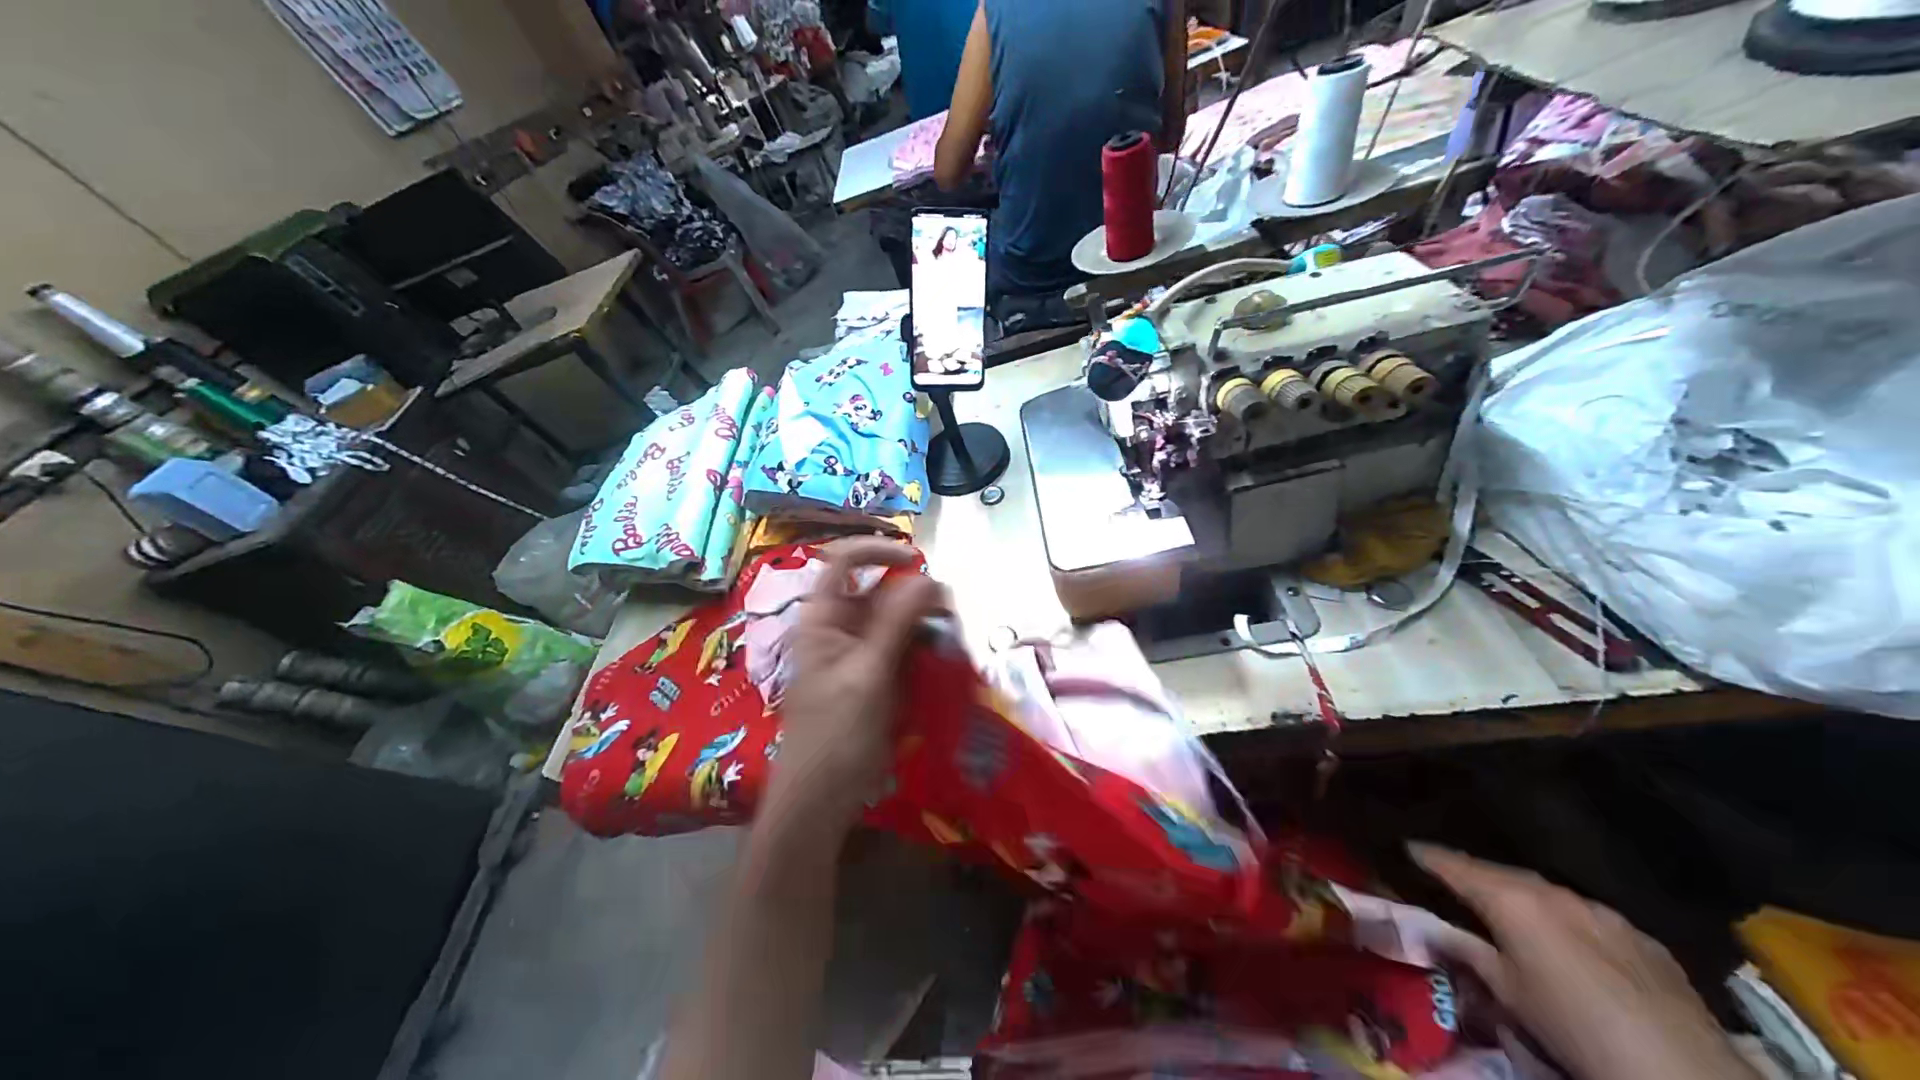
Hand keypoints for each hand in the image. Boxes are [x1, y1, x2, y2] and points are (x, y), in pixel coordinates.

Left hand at [765, 538, 942, 833]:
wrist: (820, 800)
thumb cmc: (835, 735)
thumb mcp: (867, 674)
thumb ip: (896, 622)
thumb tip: (928, 578)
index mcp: (822, 617)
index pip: (845, 560)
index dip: (879, 549)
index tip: (918, 560)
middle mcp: (838, 627)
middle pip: (878, 590)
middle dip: (913, 594)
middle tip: (948, 612)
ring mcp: (857, 654)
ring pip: (894, 621)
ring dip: (922, 624)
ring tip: (949, 639)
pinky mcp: (873, 678)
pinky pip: (901, 650)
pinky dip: (922, 650)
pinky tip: (941, 661)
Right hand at [1410, 843, 1758, 1079]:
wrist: (1681, 1070)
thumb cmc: (1571, 1027)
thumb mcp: (1506, 993)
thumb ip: (1467, 952)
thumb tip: (1433, 928)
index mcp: (1511, 900)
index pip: (1454, 865)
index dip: (1427, 855)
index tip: (1405, 846)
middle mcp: (1553, 892)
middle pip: (1500, 873)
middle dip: (1474, 875)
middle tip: (1451, 878)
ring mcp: (1602, 911)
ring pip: (1547, 892)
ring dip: (1522, 896)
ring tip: (1508, 909)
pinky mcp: (1641, 936)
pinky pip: (1587, 916)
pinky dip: (1564, 919)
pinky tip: (1569, 943)